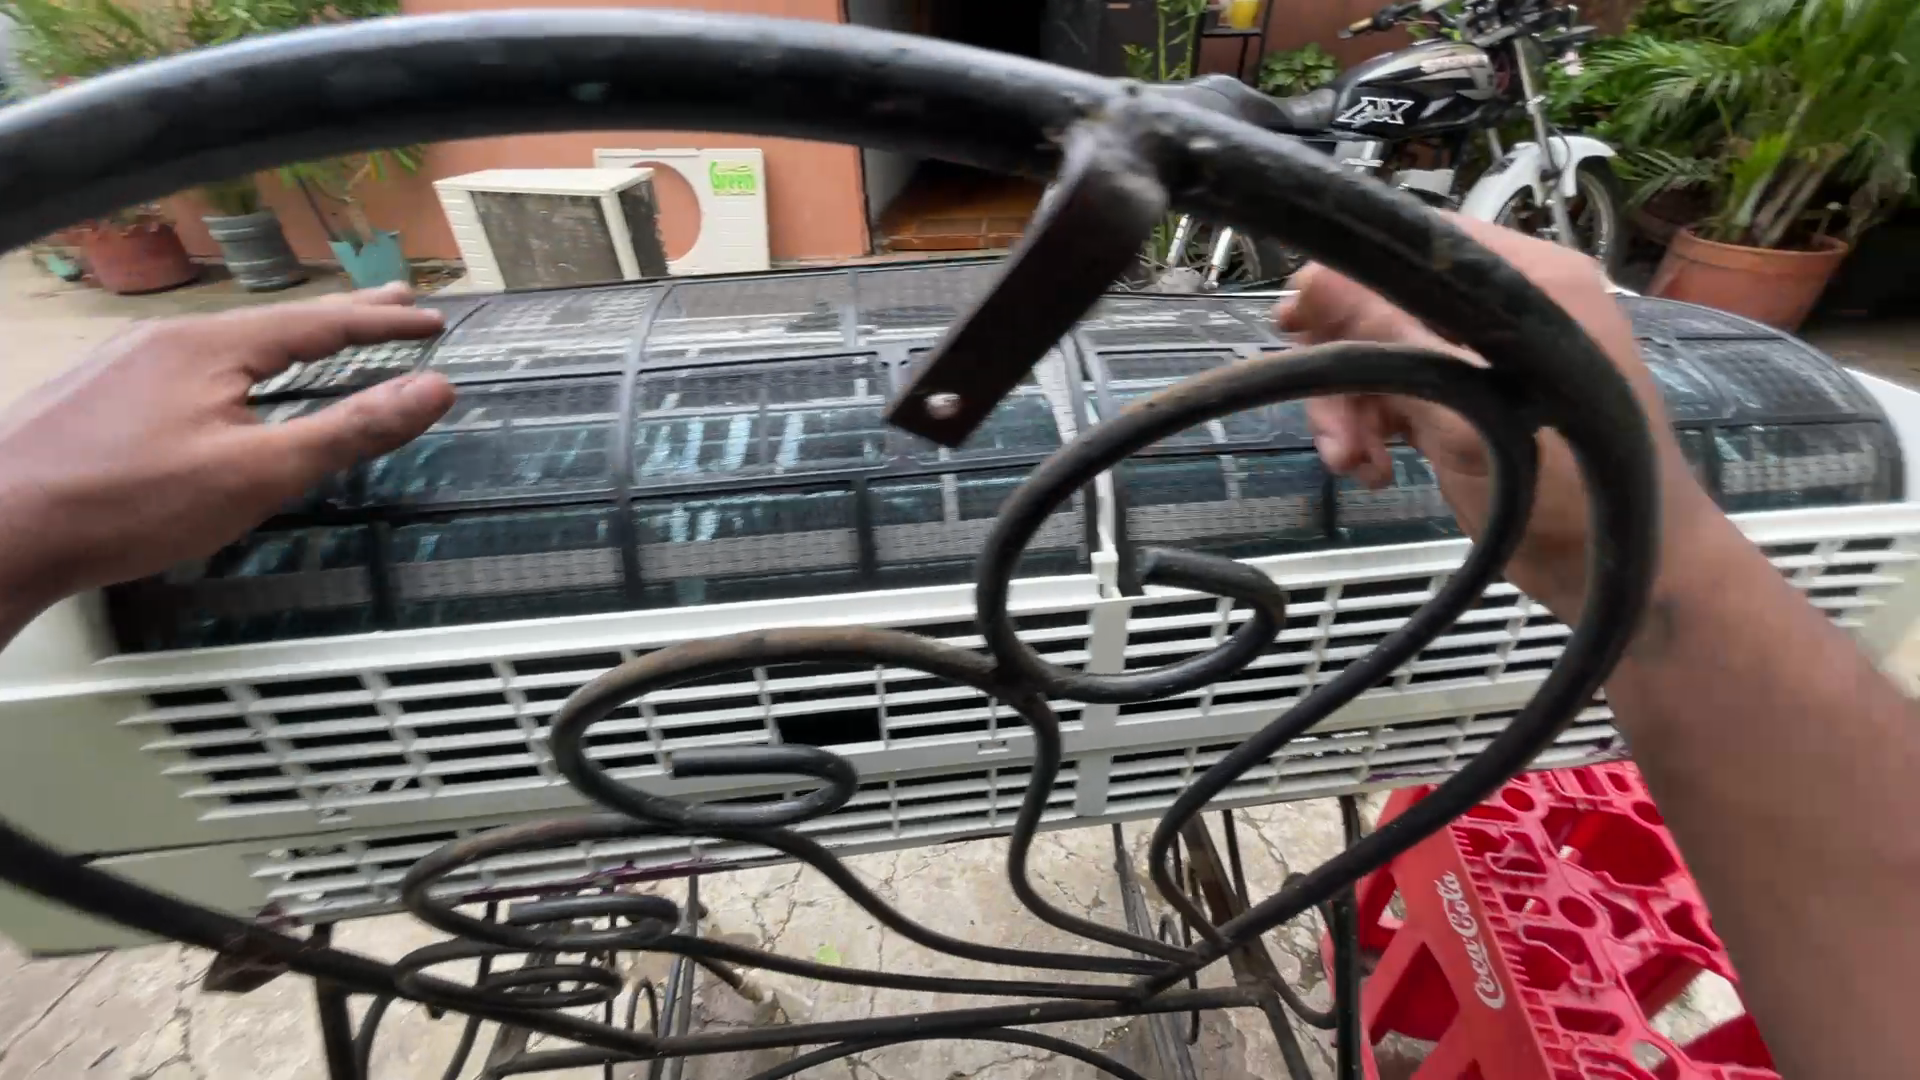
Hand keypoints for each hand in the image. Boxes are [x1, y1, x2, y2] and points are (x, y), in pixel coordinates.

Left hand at [0, 283, 454, 613]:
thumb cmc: (136, 502)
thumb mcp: (265, 469)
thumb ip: (356, 427)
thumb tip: (437, 388)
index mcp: (210, 348)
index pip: (320, 324)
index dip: (384, 322)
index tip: (436, 319)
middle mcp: (169, 341)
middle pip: (279, 319)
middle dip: (348, 311)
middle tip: (401, 297)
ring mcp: (130, 364)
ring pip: (240, 339)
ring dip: (302, 333)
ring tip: (339, 331)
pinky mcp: (108, 394)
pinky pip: (208, 359)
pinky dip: (259, 354)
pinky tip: (254, 372)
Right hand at [1276, 217, 1721, 618]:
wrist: (1610, 569)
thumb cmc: (1566, 484)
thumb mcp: (1465, 408)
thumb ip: (1388, 339)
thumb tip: (1311, 280)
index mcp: (1522, 283)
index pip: (1415, 246)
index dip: (1346, 278)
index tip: (1295, 324)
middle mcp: (1496, 309)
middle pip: (1381, 309)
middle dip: (1343, 369)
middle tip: (1327, 418)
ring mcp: (1473, 359)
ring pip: (1374, 361)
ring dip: (1348, 413)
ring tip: (1350, 461)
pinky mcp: (1456, 403)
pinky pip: (1388, 400)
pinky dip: (1369, 434)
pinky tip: (1372, 470)